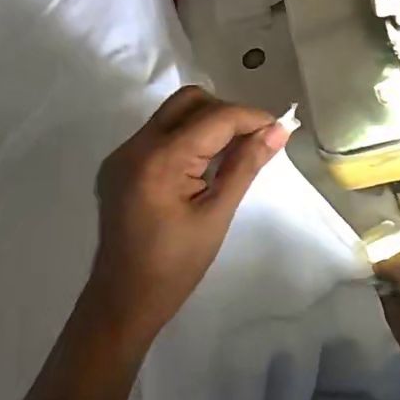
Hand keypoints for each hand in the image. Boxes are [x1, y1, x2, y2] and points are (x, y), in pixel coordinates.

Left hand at [86, 86, 288, 337]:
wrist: (124, 298)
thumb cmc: (176, 266)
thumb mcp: (217, 215)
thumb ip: (245, 166)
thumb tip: (278, 130)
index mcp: (160, 161)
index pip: (214, 117)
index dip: (251, 117)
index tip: (279, 128)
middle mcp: (135, 146)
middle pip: (189, 102)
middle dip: (226, 112)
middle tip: (253, 141)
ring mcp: (123, 154)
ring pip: (172, 114)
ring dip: (207, 123)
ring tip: (232, 154)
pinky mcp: (120, 164)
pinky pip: (159, 134)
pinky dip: (187, 137)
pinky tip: (203, 166)